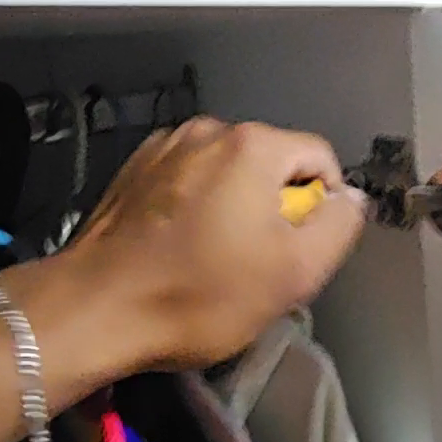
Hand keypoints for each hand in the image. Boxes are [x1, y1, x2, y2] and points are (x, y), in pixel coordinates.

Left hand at [11, 117, 366, 381]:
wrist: (91, 311)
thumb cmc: (199, 294)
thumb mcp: (295, 273)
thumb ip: (339, 226)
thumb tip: (350, 198)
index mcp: (253, 145)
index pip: (320, 158)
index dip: (323, 206)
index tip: (299, 249)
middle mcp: (211, 130)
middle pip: (274, 162)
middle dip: (277, 206)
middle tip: (259, 259)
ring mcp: (167, 145)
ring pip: (231, 170)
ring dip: (238, 204)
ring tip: (216, 254)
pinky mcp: (135, 167)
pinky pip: (191, 176)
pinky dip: (199, 202)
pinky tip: (181, 243)